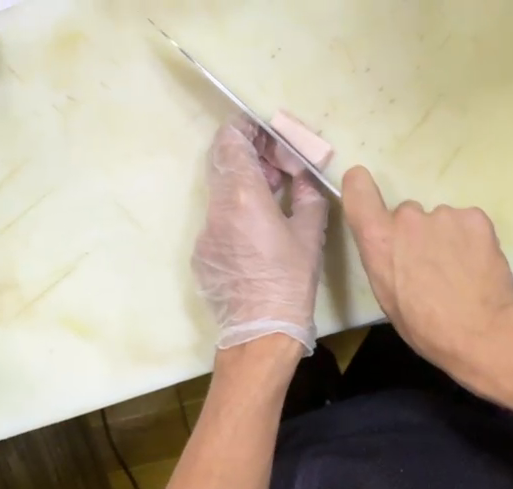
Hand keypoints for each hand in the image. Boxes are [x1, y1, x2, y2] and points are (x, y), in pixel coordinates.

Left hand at [193, 117, 329, 353]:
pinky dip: (235, 221)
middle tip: (276, 170)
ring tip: (271, 206)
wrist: (261, 334)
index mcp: (242, 196)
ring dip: (243, 192)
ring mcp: (204, 236)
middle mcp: (216, 210)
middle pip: (222, 165)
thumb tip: (302, 178)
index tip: (265, 136)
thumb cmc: (290, 284)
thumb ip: (307, 195)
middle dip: (249, 159)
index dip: (246, 129)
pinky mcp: (202, 259)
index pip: (230, 140)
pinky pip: (217, 227)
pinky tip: (256, 242)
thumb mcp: (310, 235)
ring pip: (220, 198)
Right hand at [342, 166, 512, 388]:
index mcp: (379, 242)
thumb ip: (384, 260)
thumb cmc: (424, 326)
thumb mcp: (388, 298)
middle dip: (415, 234)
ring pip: (440, 221)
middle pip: (406, 215)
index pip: (358, 191)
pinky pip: (466, 223)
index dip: (361, 187)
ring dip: (445, 239)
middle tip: (429, 267)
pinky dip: (470, 240)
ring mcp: (444, 214)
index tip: (364, 190)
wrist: (479, 331)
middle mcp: (408, 218)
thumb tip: (395, 249)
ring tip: (457, 273)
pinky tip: (475, 266)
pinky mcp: (476, 217)